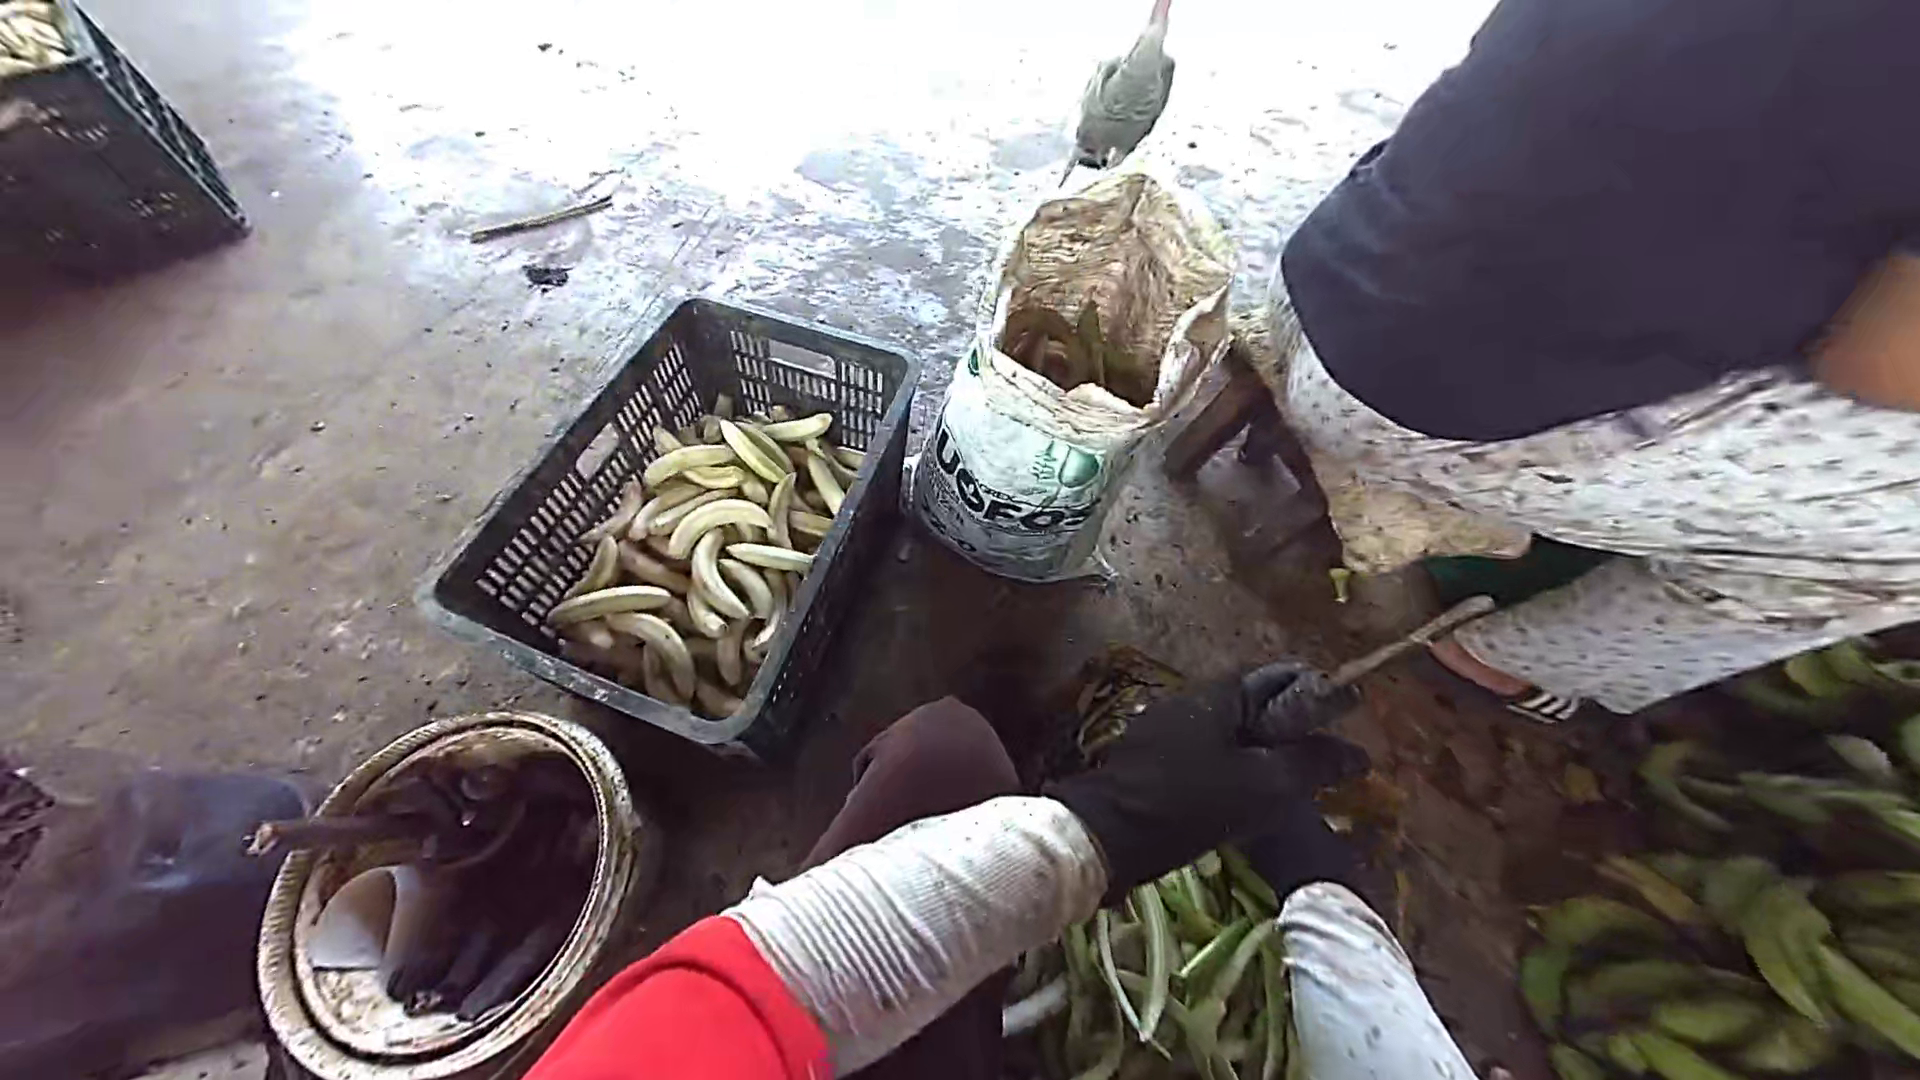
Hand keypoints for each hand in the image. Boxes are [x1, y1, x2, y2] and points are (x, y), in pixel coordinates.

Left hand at [1045, 663, 1367, 901]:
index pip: (1279, 675)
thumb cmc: (1190, 802)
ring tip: (1295, 783)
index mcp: (1218, 693)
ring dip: (1264, 750)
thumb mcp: (1264, 786)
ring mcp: (1169, 726)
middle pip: (1255, 703)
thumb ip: (1311, 763)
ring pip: (1232, 730)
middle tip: (1323, 761)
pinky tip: (1249, 798)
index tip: (1345, 723)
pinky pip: (1209, 751)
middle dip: (1291, 727)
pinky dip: (1235, 766)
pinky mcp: (1156, 754)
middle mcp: (1191, 699)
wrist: (1110, 830)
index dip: (1315, 695)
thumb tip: (1356, 750)